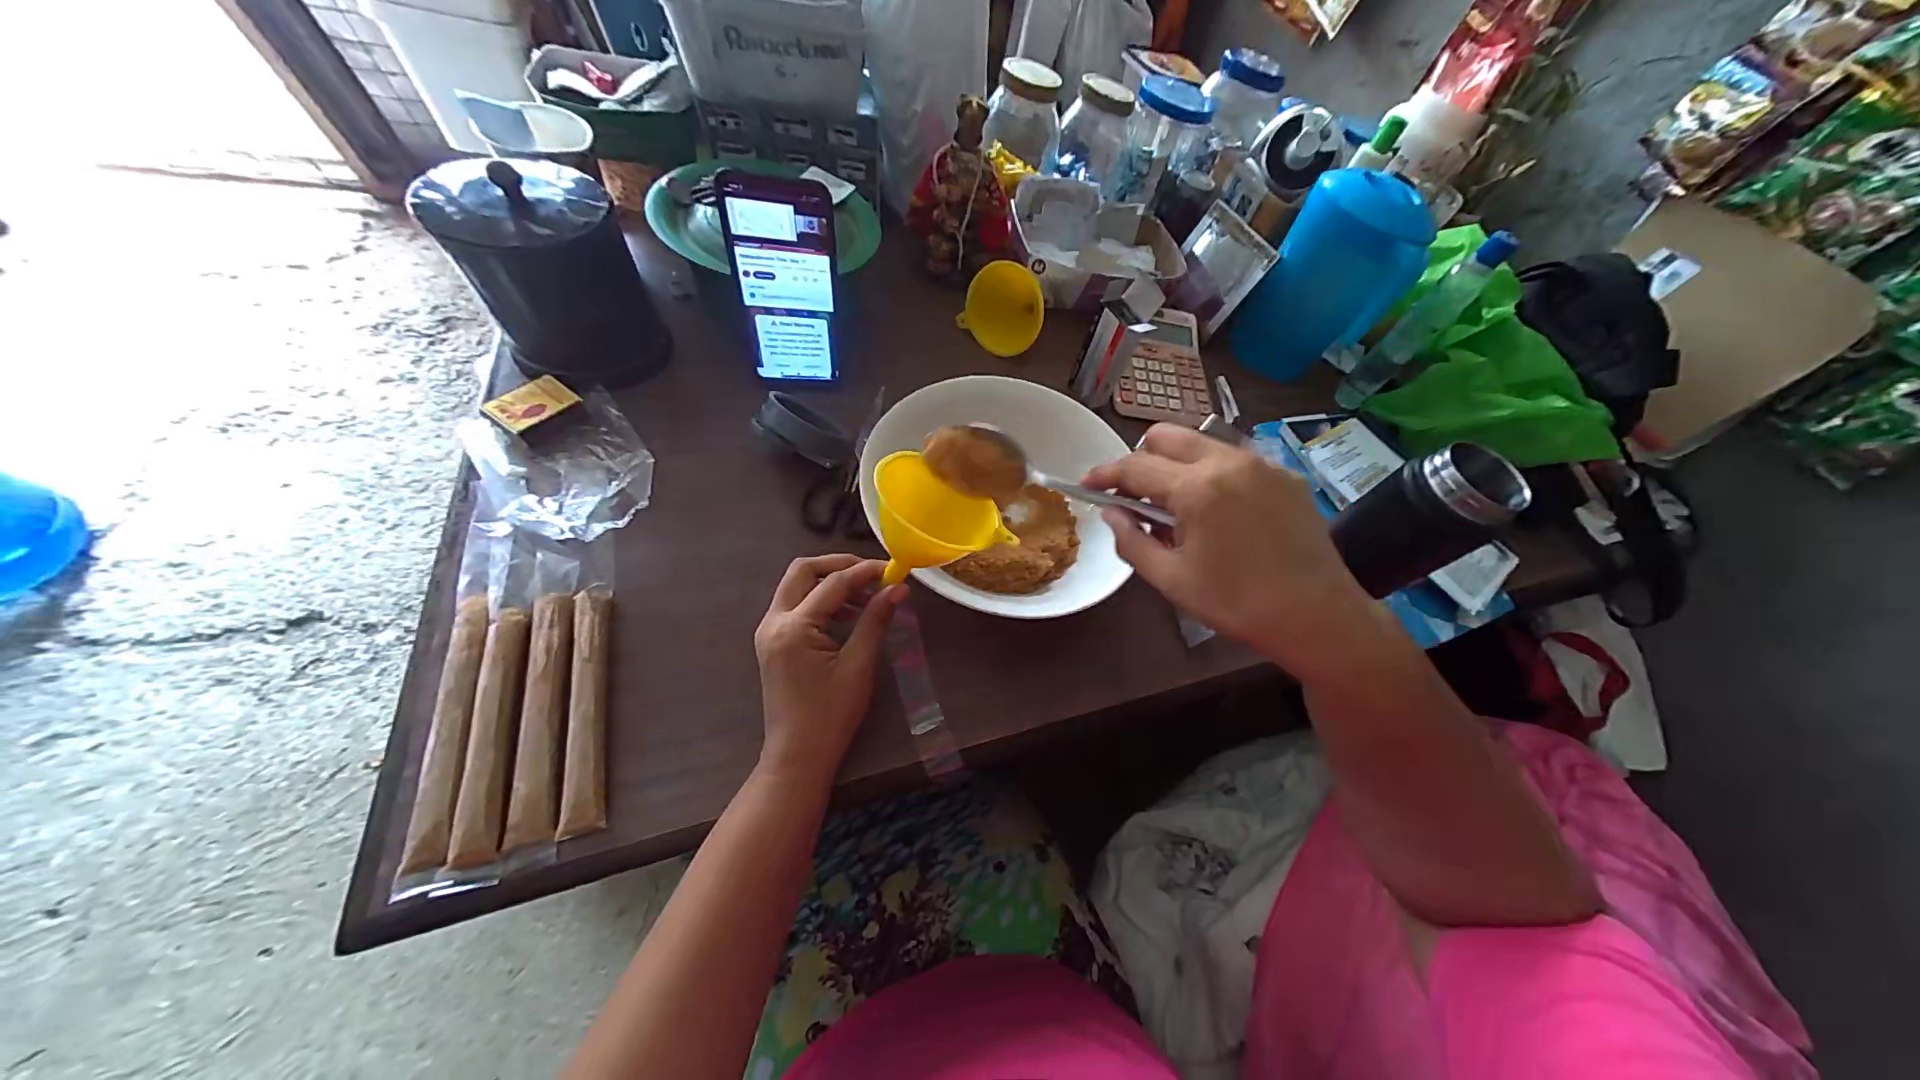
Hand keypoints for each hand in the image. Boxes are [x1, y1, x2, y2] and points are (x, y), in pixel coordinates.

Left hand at [753, 555, 904, 784]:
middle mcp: (773, 621)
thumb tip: (898, 589)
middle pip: (803, 571)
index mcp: (793, 627)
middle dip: (839, 566)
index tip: (894, 569)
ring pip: (797, 586)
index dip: (865, 572)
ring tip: (866, 597)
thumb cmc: (831, 714)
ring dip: (830, 583)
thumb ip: (875, 620)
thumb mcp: (858, 665)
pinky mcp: (773, 642)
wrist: (798, 754)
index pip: (832, 584)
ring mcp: (769, 631)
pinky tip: (848, 616)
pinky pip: (796, 606)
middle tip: (873, 574)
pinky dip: (821, 601)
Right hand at [1083, 424, 1382, 680]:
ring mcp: (1262, 464)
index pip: (1136, 465)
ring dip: (1176, 464)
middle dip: (1140, 459)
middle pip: (1167, 436)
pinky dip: (1211, 473)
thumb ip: (1132, 540)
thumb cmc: (1237, 602)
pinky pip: (1234, 459)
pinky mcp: (1285, 476)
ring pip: (1202, 444)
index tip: (1087, 485)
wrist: (1317, 615)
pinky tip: (1215, 511)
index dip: (1105, 474)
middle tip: (1133, 496)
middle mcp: (1230, 461)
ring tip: (1175, 507)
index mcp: (1198, 487)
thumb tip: (1111, 512)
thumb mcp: (1172, 579)